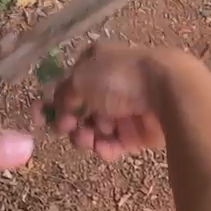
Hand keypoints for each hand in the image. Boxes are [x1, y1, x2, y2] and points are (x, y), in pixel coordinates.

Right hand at [40, 46, 193, 161]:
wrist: (169, 90)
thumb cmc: (119, 77)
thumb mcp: (81, 80)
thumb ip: (62, 94)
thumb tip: (54, 108)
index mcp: (96, 60)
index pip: (69, 82)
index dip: (54, 100)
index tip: (41, 118)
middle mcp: (111, 81)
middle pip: (83, 108)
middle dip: (72, 122)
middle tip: (67, 131)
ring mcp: (128, 105)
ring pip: (99, 126)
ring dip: (88, 137)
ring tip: (89, 142)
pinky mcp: (143, 129)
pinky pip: (118, 141)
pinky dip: (109, 147)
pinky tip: (107, 150)